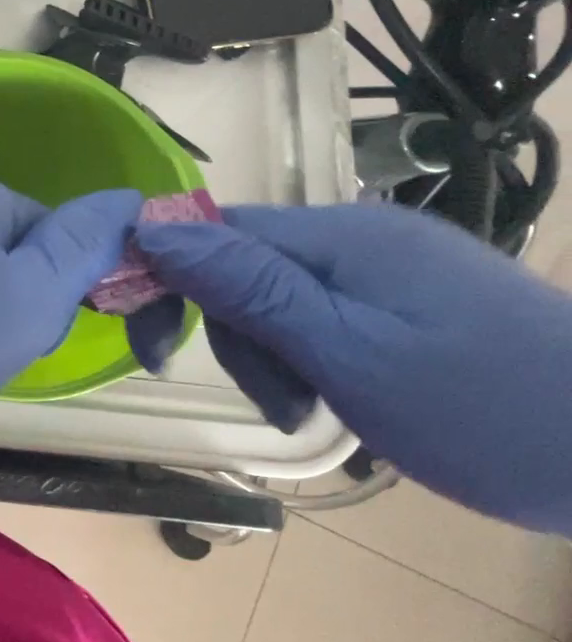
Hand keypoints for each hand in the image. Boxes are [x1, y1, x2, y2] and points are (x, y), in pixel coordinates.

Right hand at [135, 203, 571, 531]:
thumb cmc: (491, 413)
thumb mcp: (348, 355)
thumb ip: (247, 288)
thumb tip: (150, 229)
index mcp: (342, 236)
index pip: (209, 233)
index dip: (164, 281)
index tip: (154, 351)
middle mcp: (362, 235)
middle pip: (240, 267)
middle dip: (233, 333)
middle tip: (274, 403)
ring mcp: (394, 265)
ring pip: (278, 294)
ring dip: (272, 353)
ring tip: (312, 412)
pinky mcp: (417, 297)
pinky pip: (324, 310)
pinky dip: (311, 354)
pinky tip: (340, 395)